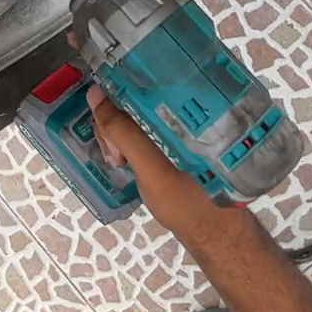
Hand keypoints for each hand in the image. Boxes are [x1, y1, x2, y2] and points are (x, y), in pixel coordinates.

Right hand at [85, 86, 246, 242]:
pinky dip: (130, 138)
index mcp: (188, 106)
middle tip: (117, 155)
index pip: (146, 78)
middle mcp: (186, 108)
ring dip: (119, 132)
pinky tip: (126, 158)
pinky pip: (144, 126)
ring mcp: (180, 124)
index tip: (103, 119)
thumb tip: (96, 94)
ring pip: (136, 111)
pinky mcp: (175, 138)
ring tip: (122, 160)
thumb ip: (124, 133)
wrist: (215, 234)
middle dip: (115, 119)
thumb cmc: (189, 202)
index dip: (117, 89)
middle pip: (136, 94)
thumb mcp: (152, 169)